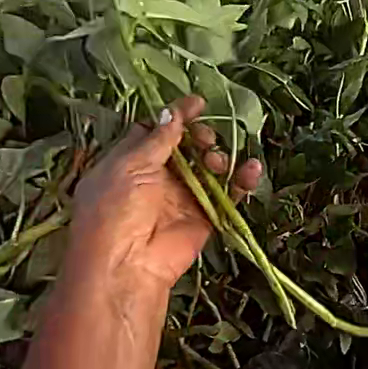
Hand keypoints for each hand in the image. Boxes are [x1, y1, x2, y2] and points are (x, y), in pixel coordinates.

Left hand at [66, 95, 262, 293]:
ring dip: (218, 158)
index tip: (199, 103)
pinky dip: (242, 181)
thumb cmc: (116, 211)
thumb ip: (157, 139)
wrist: (127, 265)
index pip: (154, 131)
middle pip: (186, 147)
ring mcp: (182, 197)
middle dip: (200, 137)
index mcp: (129, 162)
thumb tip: (172, 112)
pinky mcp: (205, 216)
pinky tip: (251, 169)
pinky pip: (228, 194)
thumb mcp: (129, 167)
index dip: (175, 116)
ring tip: (217, 162)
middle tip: (206, 139)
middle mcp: (156, 177)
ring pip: (209, 168)